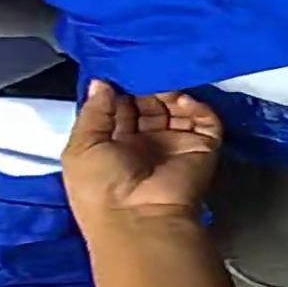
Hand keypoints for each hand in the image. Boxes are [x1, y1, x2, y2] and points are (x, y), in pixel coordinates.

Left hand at [63, 81, 222, 231]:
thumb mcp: (81, 147)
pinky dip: (197, 106)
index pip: (123, 108)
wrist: (140, 214)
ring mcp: (177, 143)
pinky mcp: (204, 146)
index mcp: (116, 143)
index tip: (120, 71)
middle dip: (148, 88)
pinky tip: (183, 101)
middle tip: (145, 73)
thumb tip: (102, 83)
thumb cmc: (101, 186)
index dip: (122, 90)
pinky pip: (206, 120)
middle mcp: (148, 141)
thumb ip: (94, 112)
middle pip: (153, 105)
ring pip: (179, 109)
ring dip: (172, 94)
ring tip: (164, 87)